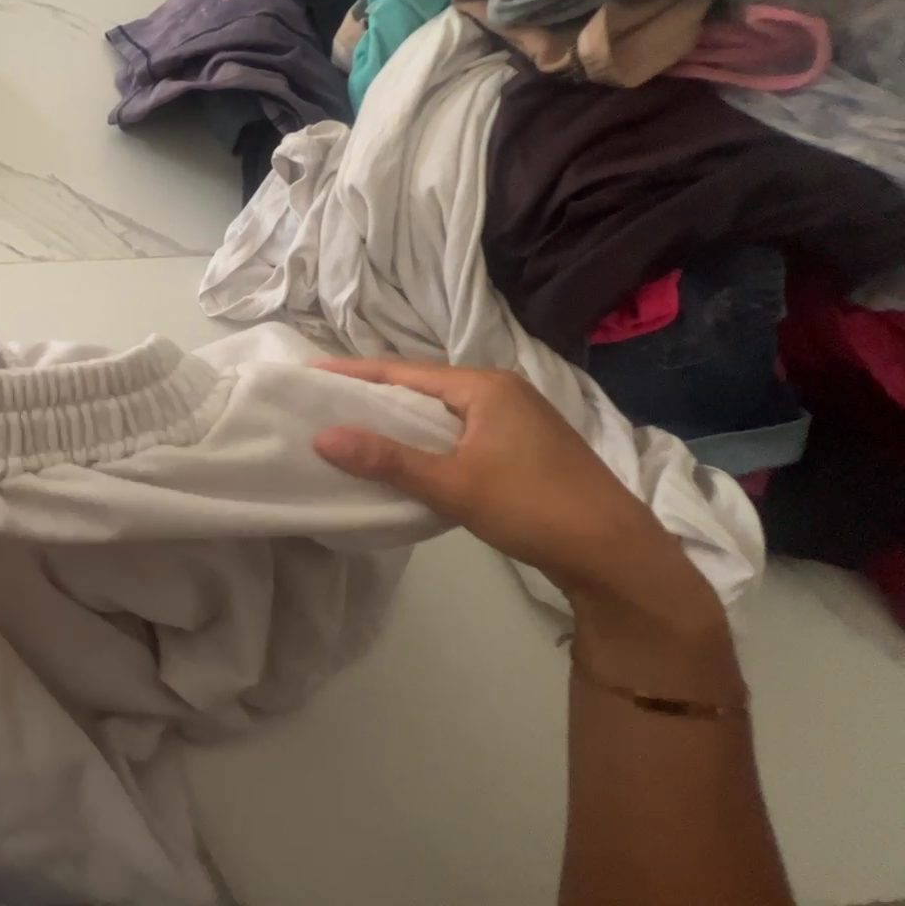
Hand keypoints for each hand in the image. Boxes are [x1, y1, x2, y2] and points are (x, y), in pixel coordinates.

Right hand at [308, 358, 702, 609]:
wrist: (617, 556)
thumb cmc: (533, 507)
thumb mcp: (451, 484)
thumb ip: (386, 459)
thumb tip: (322, 436)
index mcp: (486, 388)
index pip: (405, 371)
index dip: (355, 373)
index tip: (311, 374)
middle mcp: (502, 392)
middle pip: (421, 386)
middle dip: (372, 394)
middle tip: (322, 400)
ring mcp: (515, 419)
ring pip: (439, 410)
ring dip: (397, 418)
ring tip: (350, 425)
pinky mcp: (521, 446)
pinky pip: (456, 429)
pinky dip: (422, 436)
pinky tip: (401, 453)